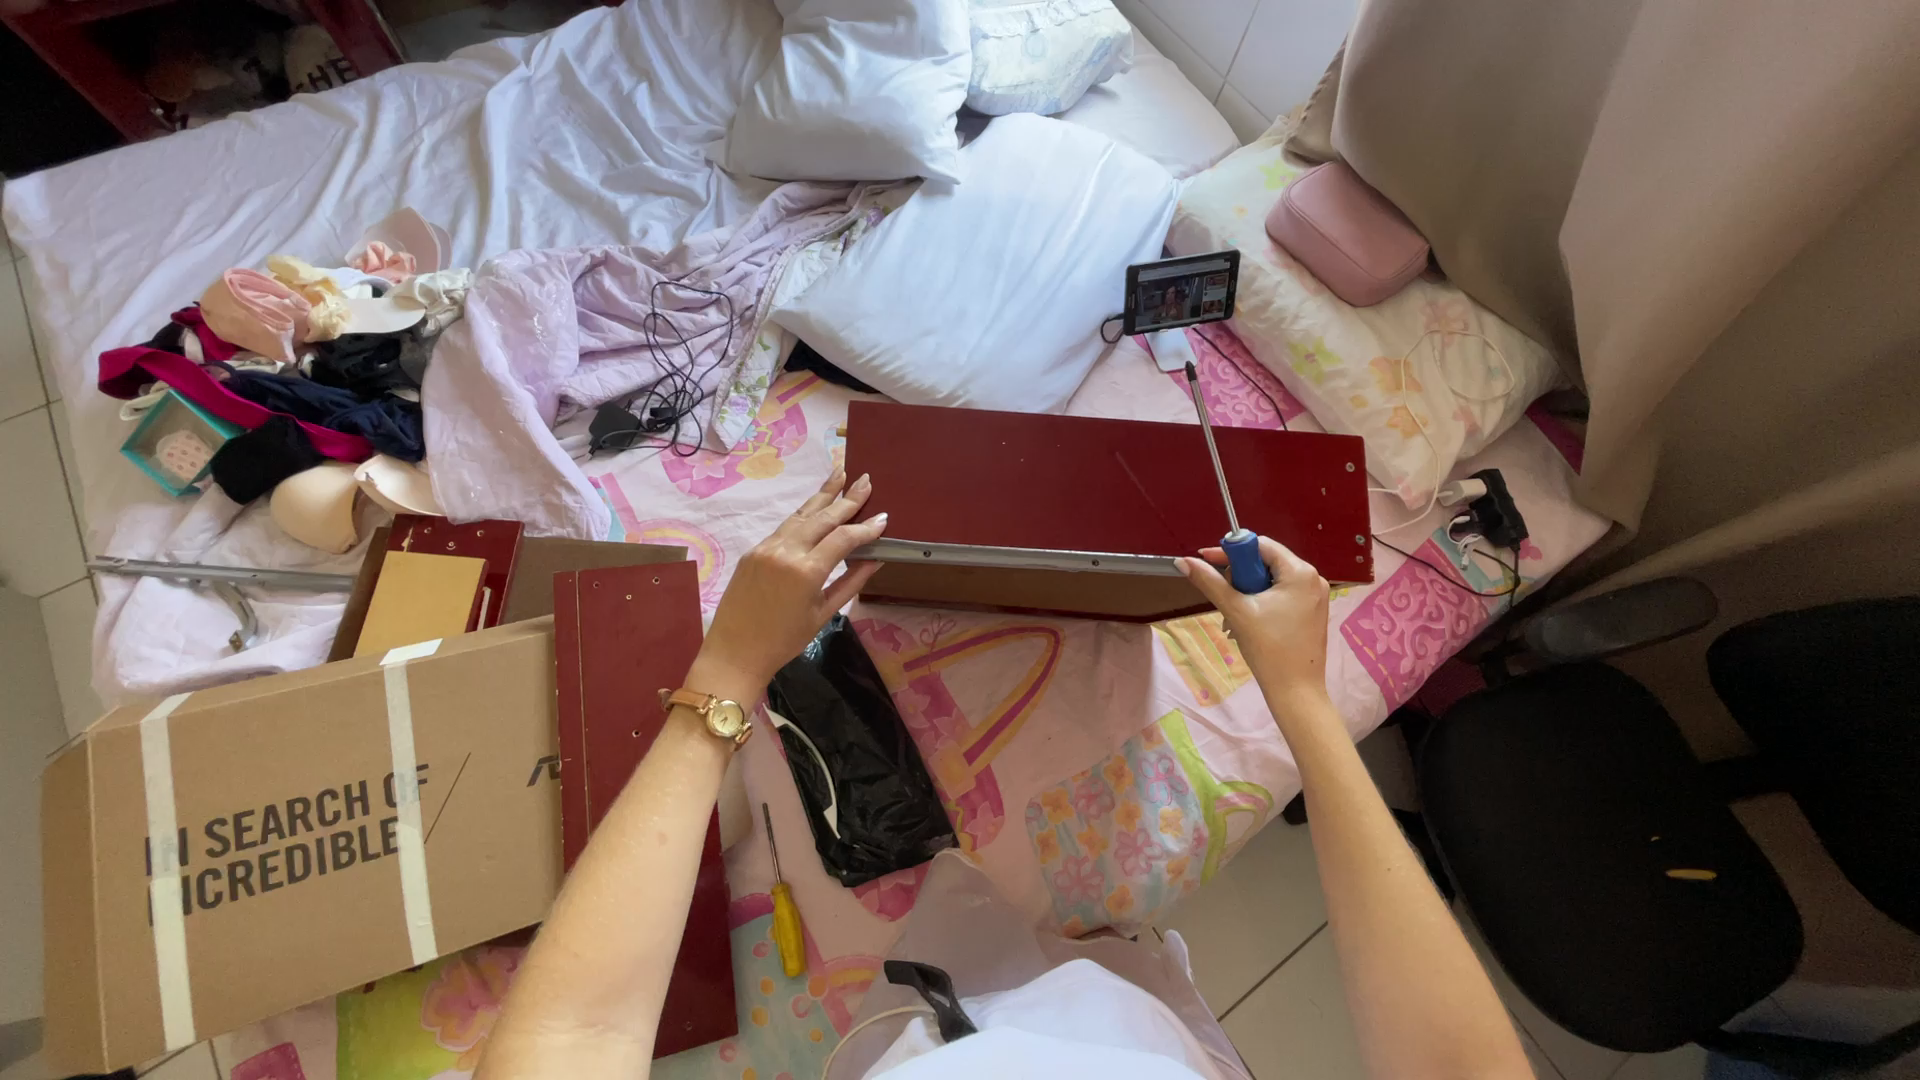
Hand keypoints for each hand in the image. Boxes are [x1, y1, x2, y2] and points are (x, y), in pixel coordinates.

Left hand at [690, 470, 887, 699]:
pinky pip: (784, 527)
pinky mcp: (754, 550)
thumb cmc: (784, 641)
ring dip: (823, 496)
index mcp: (806, 571)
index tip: (883, 518)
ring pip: (801, 515)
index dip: (865, 528)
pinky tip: (816, 507)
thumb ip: (851, 583)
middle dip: (846, 498)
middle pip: (822, 518)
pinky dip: (804, 515)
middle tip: (866, 480)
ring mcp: (766, 548)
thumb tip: (875, 560)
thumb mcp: (823, 614)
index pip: (843, 538)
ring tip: (840, 475)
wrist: (735, 652)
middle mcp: (786, 551)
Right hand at [1177, 537, 1330, 706]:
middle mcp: (1313, 578)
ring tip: (1234, 614)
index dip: (1230, 550)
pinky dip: (1260, 601)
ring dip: (1247, 591)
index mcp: (1300, 573)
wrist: (1296, 690)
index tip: (1205, 560)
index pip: (1260, 545)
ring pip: (1271, 579)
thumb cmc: (1268, 648)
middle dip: (1239, 576)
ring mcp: (1315, 596)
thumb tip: (1182, 561)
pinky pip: (1280, 593)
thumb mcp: (1236, 610)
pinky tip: (1248, 621)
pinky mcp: (1311, 611)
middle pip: (1265, 561)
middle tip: (1224, 596)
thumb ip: (1210, 582)